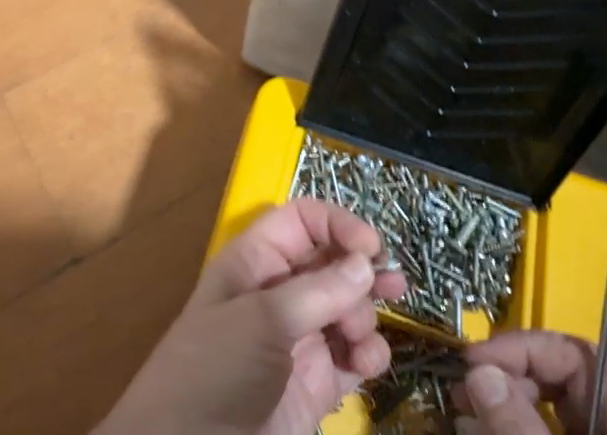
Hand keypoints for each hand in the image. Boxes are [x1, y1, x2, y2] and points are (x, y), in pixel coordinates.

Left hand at [94, 199, 407, 434]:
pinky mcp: (316, 383)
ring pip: (349, 309)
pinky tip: (366, 365)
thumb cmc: (213, 369)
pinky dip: (368, 355)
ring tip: (358, 336)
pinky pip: (354, 356)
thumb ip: (316, 291)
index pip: (301, 222)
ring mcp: (299, 339)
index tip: (371, 246)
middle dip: (363, 272)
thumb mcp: (259, 320)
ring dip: (365, 316)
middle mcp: (279, 293)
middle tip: (394, 285)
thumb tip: (366, 262)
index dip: (336, 225)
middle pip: (332, 263)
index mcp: (255, 263)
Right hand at [453, 331, 606, 434]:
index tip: (474, 361)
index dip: (523, 347)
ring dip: (505, 406)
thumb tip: (479, 371)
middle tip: (461, 391)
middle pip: (564, 382)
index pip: (580, 356)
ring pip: (554, 412)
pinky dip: (517, 429)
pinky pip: (552, 433)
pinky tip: (485, 431)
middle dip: (507, 379)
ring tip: (465, 415)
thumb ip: (521, 426)